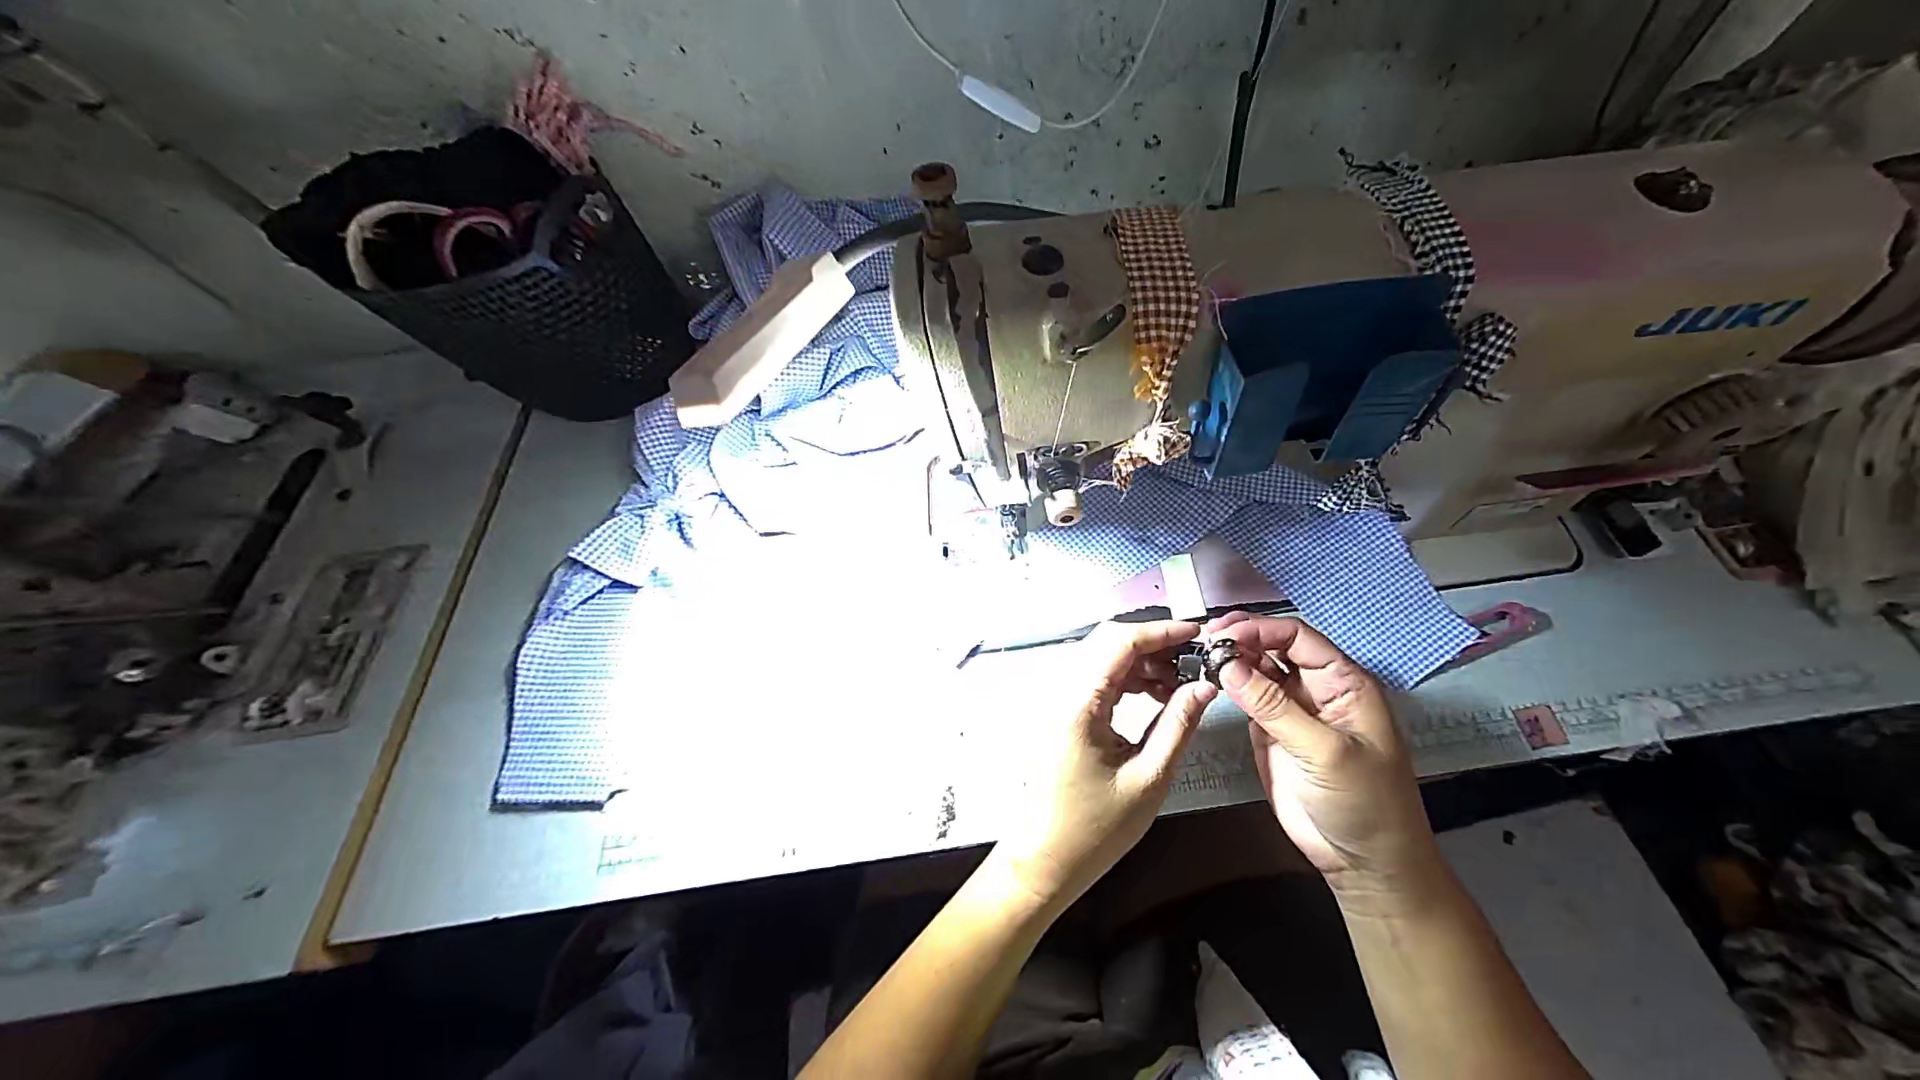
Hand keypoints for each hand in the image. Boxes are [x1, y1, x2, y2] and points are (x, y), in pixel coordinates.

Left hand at [994, 621, 1217, 910]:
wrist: (1044, 859)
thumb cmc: (1091, 830)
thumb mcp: (1148, 779)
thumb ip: (1178, 725)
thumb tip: (1203, 687)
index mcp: (1077, 705)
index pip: (1118, 642)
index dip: (1160, 632)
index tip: (1195, 633)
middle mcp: (1060, 694)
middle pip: (1107, 643)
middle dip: (1153, 644)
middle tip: (1192, 657)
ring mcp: (1056, 702)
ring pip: (1101, 658)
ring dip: (1140, 662)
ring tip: (1179, 680)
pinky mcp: (1060, 714)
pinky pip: (1095, 679)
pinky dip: (1126, 679)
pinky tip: (1154, 695)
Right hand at [1203, 613, 1442, 901]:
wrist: (1364, 863)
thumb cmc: (1366, 806)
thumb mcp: (1325, 752)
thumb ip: (1274, 707)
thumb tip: (1228, 666)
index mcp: (1345, 684)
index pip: (1298, 638)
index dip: (1260, 630)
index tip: (1223, 634)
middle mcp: (1316, 690)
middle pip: (1274, 648)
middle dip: (1241, 640)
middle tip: (1205, 642)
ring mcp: (1292, 710)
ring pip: (1256, 670)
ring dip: (1230, 660)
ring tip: (1201, 658)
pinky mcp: (1271, 732)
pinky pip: (1246, 698)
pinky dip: (1227, 686)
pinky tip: (1210, 680)